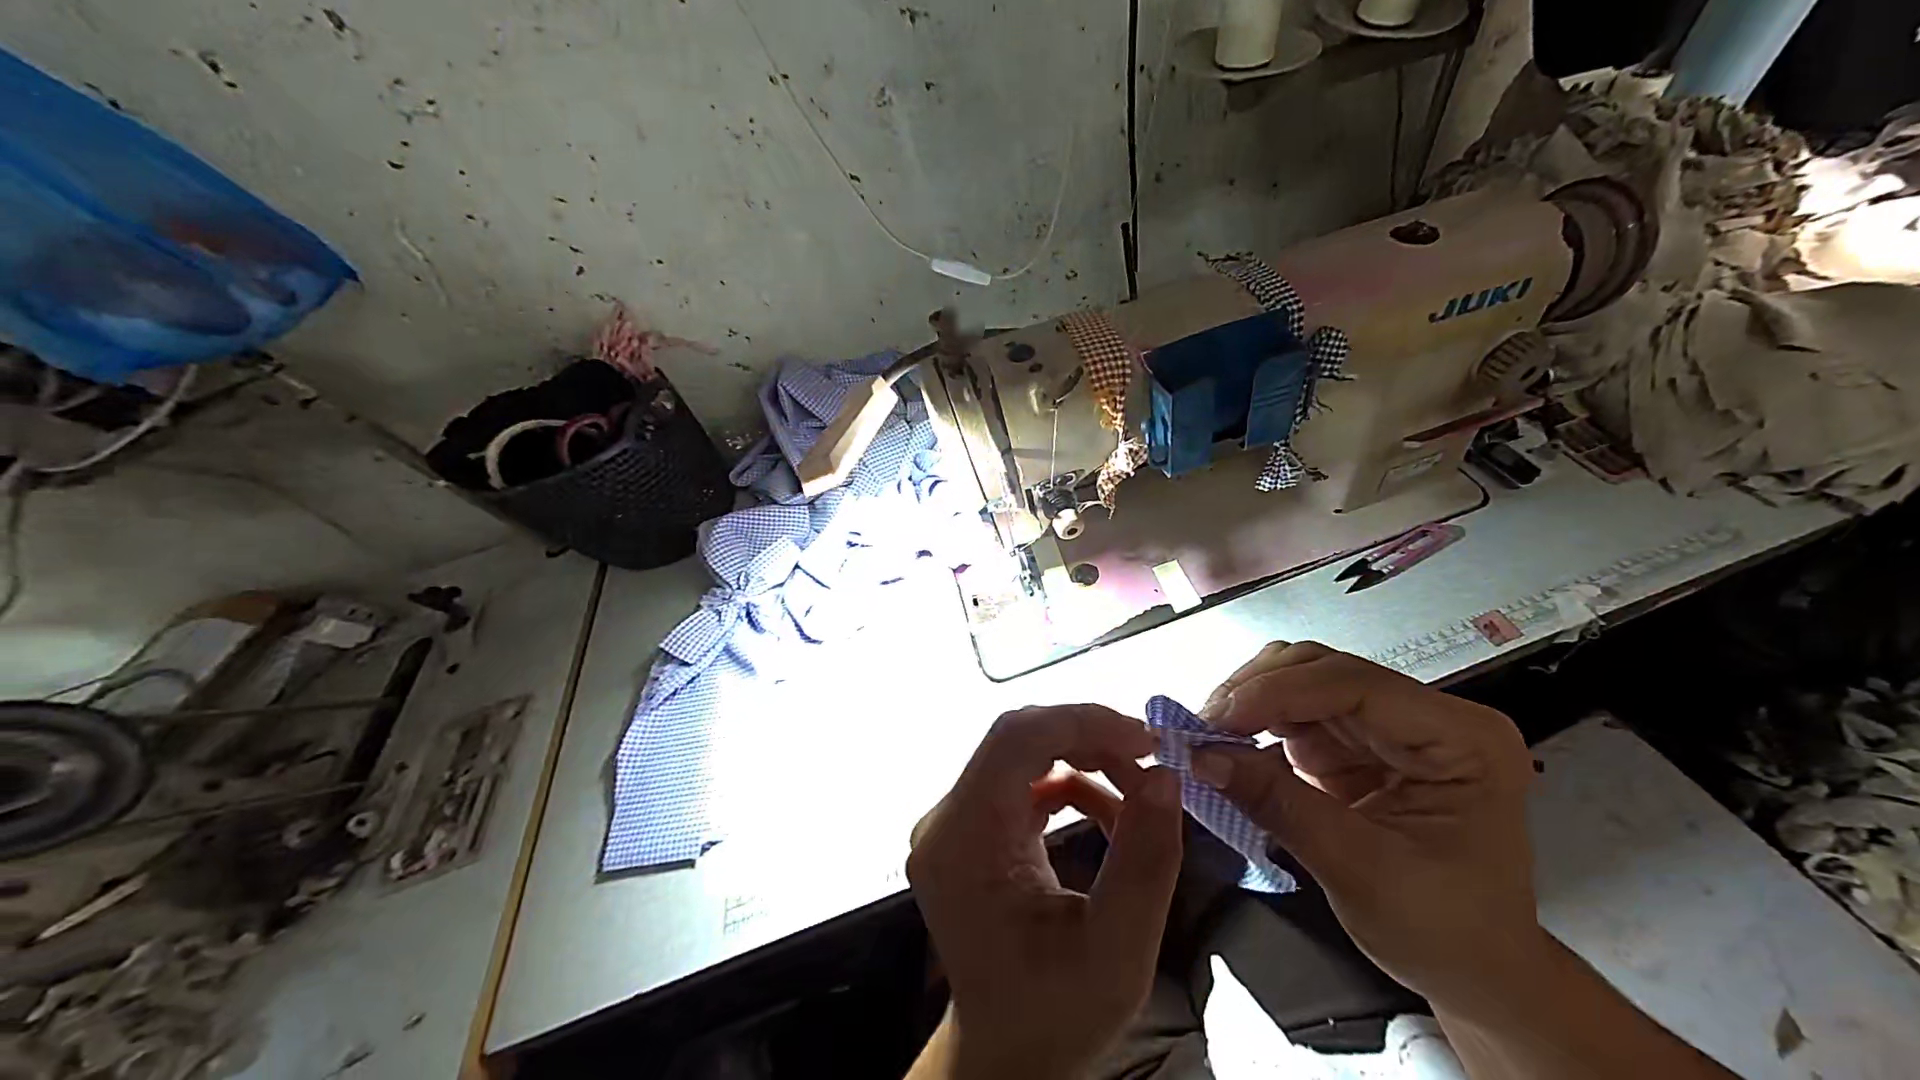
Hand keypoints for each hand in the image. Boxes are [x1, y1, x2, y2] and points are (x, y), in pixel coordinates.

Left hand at [906, 706, 1183, 1079]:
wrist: (1008, 1052)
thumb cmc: (1055, 1014)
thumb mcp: (1117, 950)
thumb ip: (1145, 860)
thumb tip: (1164, 777)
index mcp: (962, 842)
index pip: (1015, 740)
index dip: (1082, 722)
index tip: (1144, 739)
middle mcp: (945, 822)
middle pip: (1016, 740)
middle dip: (1087, 736)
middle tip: (1148, 757)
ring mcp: (954, 825)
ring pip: (1021, 754)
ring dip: (1082, 756)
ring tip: (1137, 785)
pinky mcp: (972, 832)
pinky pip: (1021, 782)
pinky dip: (1069, 783)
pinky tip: (1107, 811)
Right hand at [1190, 642, 1543, 1020]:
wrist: (1473, 969)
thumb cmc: (1440, 930)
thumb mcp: (1357, 870)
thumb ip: (1278, 805)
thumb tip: (1200, 757)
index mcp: (1460, 738)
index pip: (1353, 685)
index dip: (1277, 693)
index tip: (1214, 721)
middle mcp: (1424, 715)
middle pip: (1322, 670)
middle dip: (1255, 691)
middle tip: (1199, 728)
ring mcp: (1385, 725)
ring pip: (1299, 681)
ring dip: (1247, 701)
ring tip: (1206, 734)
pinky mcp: (1352, 741)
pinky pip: (1290, 712)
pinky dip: (1252, 723)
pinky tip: (1224, 743)